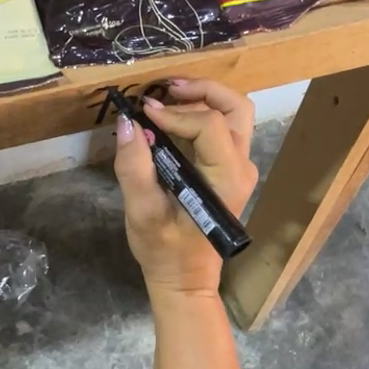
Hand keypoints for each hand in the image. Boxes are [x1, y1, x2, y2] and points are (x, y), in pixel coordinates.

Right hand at [112, 78, 259, 297]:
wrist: (185, 279)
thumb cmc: (164, 251)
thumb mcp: (142, 212)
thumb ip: (134, 167)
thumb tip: (127, 123)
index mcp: (226, 178)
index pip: (208, 123)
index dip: (174, 112)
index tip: (143, 113)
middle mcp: (241, 167)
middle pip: (234, 106)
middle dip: (200, 90)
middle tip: (164, 89)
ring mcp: (239, 168)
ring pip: (234, 113)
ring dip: (203, 98)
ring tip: (167, 97)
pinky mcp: (230, 170)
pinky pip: (224, 128)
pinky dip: (201, 113)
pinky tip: (172, 116)